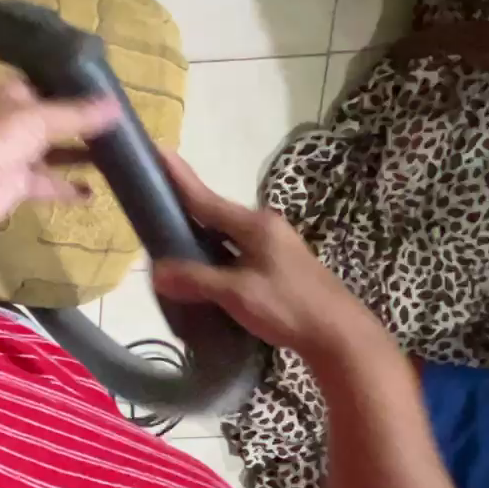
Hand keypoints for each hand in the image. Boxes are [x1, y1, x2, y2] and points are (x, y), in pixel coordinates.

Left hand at [0, 78, 120, 231]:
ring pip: (54, 153)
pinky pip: (49, 185)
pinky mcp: (18, 185)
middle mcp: (16, 122)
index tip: (104, 88)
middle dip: (81, 123)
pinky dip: (68, 190)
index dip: (70, 86)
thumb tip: (118, 107)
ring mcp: (16, 155)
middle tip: (118, 124)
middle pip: (54, 120)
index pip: (45, 83)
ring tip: (115, 155)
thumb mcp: (43, 118)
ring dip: (79, 155)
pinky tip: (92, 193)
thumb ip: (79, 115)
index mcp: (14, 95)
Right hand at [148, 149, 388, 367]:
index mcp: (256, 225)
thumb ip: (197, 280)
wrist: (337, 335)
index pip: (207, 199)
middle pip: (214, 215)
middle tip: (151, 201)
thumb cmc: (289, 306)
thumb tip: (156, 272)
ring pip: (222, 236)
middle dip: (184, 207)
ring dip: (196, 235)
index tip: (159, 152)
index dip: (180, 178)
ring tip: (165, 236)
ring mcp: (270, 248)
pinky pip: (231, 253)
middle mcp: (263, 229)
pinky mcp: (272, 268)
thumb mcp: (238, 293)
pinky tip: (196, 268)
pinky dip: (209, 255)